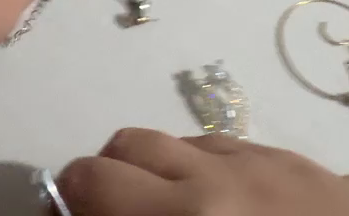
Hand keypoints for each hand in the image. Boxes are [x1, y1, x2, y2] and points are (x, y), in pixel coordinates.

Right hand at [59, 129, 348, 215]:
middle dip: (94, 185)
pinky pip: (212, 141)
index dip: (65, 206)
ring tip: (160, 211)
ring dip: (145, 171)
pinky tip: (215, 202)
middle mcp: (207, 183)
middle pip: (116, 152)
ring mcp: (248, 161)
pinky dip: (192, 165)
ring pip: (163, 140)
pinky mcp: (283, 155)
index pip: (90, 189)